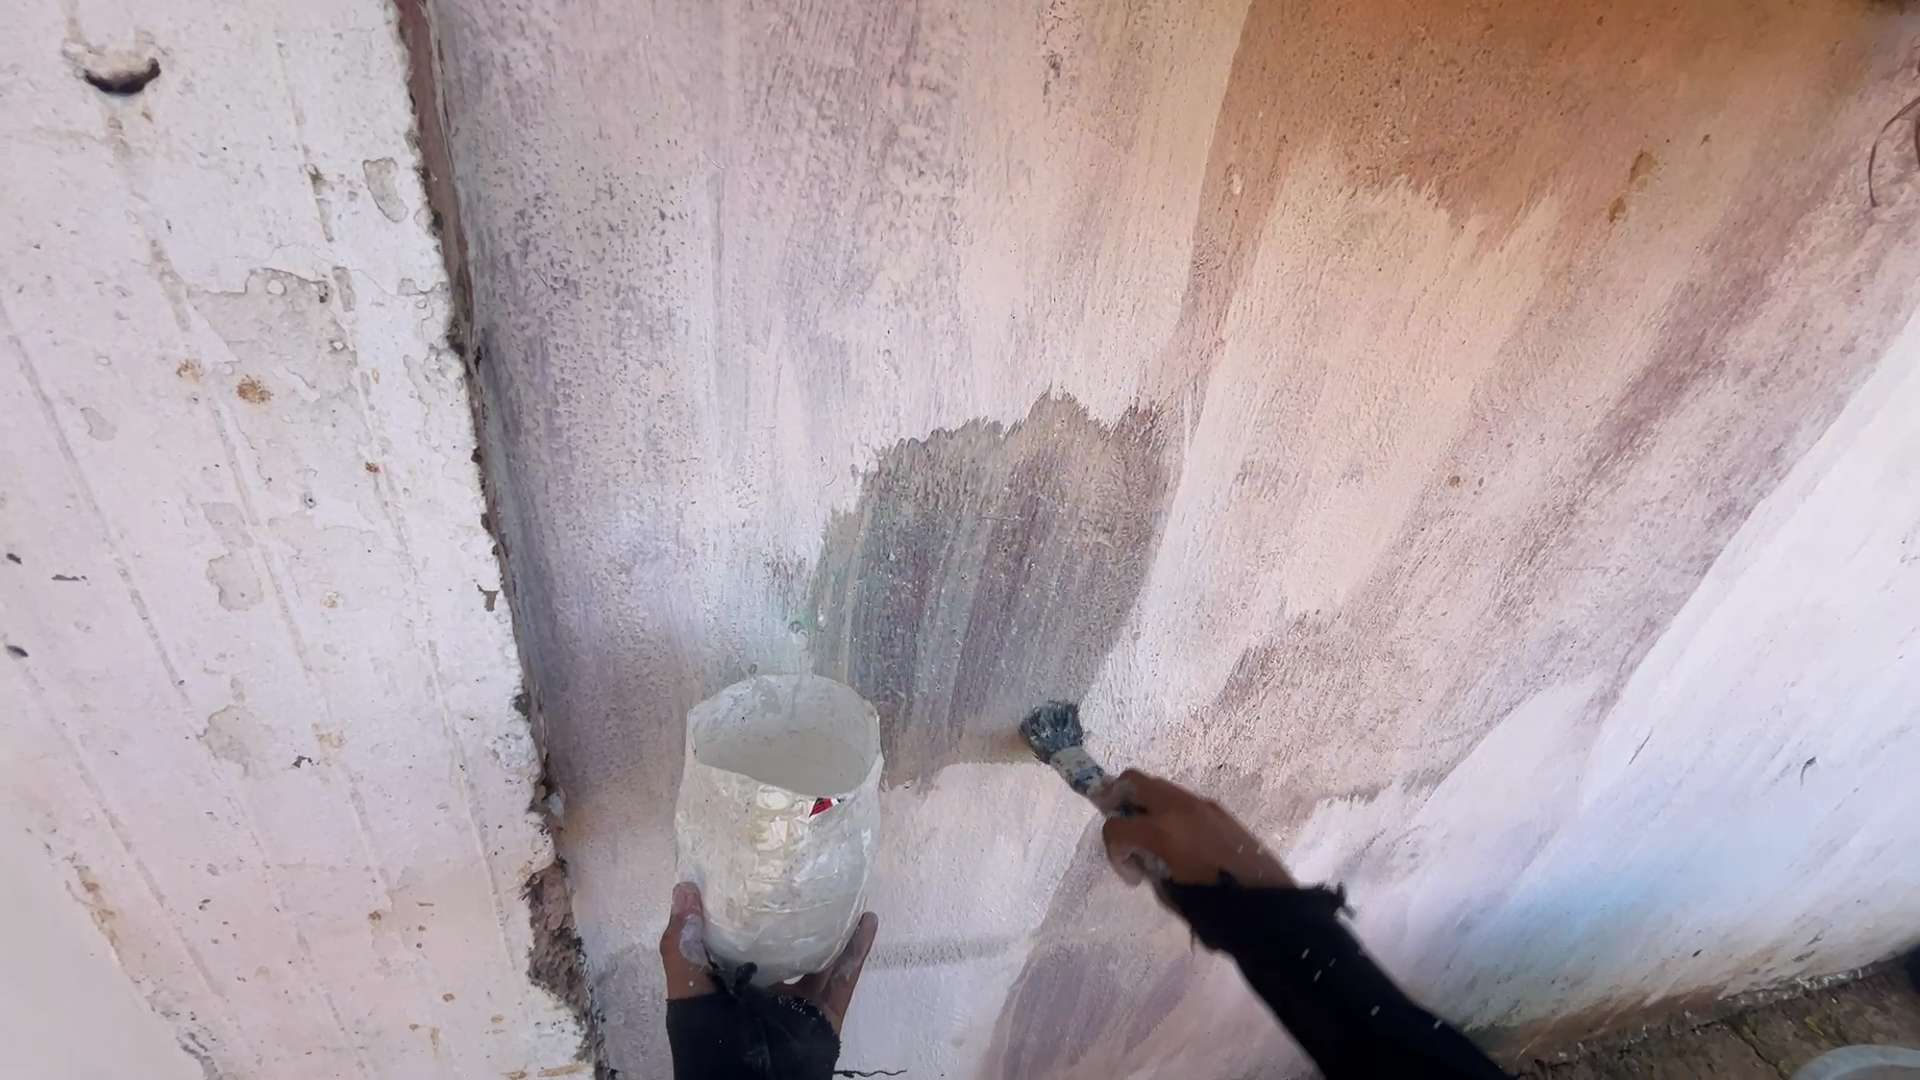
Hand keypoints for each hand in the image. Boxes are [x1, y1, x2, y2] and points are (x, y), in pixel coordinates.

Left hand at [658, 882, 879, 1032]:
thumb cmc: (711, 1041)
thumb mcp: (688, 993)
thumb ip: (683, 947)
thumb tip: (684, 888)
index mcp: (732, 984)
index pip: (741, 939)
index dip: (748, 909)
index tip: (759, 872)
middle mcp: (766, 990)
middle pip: (786, 945)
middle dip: (796, 916)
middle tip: (809, 876)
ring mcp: (798, 1002)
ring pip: (820, 957)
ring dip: (834, 927)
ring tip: (845, 891)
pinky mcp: (824, 1014)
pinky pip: (844, 978)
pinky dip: (857, 951)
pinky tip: (867, 920)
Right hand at [1092, 770, 1293, 888]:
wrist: (1267, 905)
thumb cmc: (1215, 909)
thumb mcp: (1169, 894)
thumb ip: (1147, 866)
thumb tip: (1141, 854)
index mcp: (1162, 832)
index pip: (1116, 827)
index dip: (1113, 851)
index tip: (1130, 874)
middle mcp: (1177, 808)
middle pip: (1132, 780)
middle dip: (1116, 797)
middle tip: (1116, 819)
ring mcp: (1199, 803)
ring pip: (1158, 786)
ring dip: (1144, 803)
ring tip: (1149, 833)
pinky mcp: (1216, 808)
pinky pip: (1181, 798)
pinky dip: (1168, 810)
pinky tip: (1178, 838)